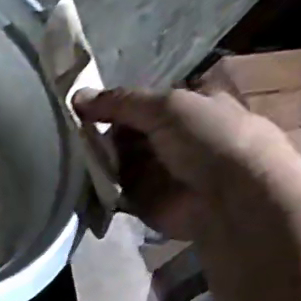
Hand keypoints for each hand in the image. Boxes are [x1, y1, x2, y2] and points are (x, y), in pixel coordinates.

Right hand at [73, 88, 300, 242]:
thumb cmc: (208, 139)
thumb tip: (75, 96)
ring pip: (115, 165)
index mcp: (185, 109)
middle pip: (123, 136)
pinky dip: (98, 192)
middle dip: (98, 138)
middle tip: (70, 140)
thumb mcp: (166, 107)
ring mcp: (157, 174)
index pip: (139, 106)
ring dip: (95, 165)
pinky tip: (79, 186)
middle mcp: (170, 140)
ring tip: (69, 164)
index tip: (81, 112)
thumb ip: (121, 103)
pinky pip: (114, 195)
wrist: (231, 196)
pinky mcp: (144, 204)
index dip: (112, 107)